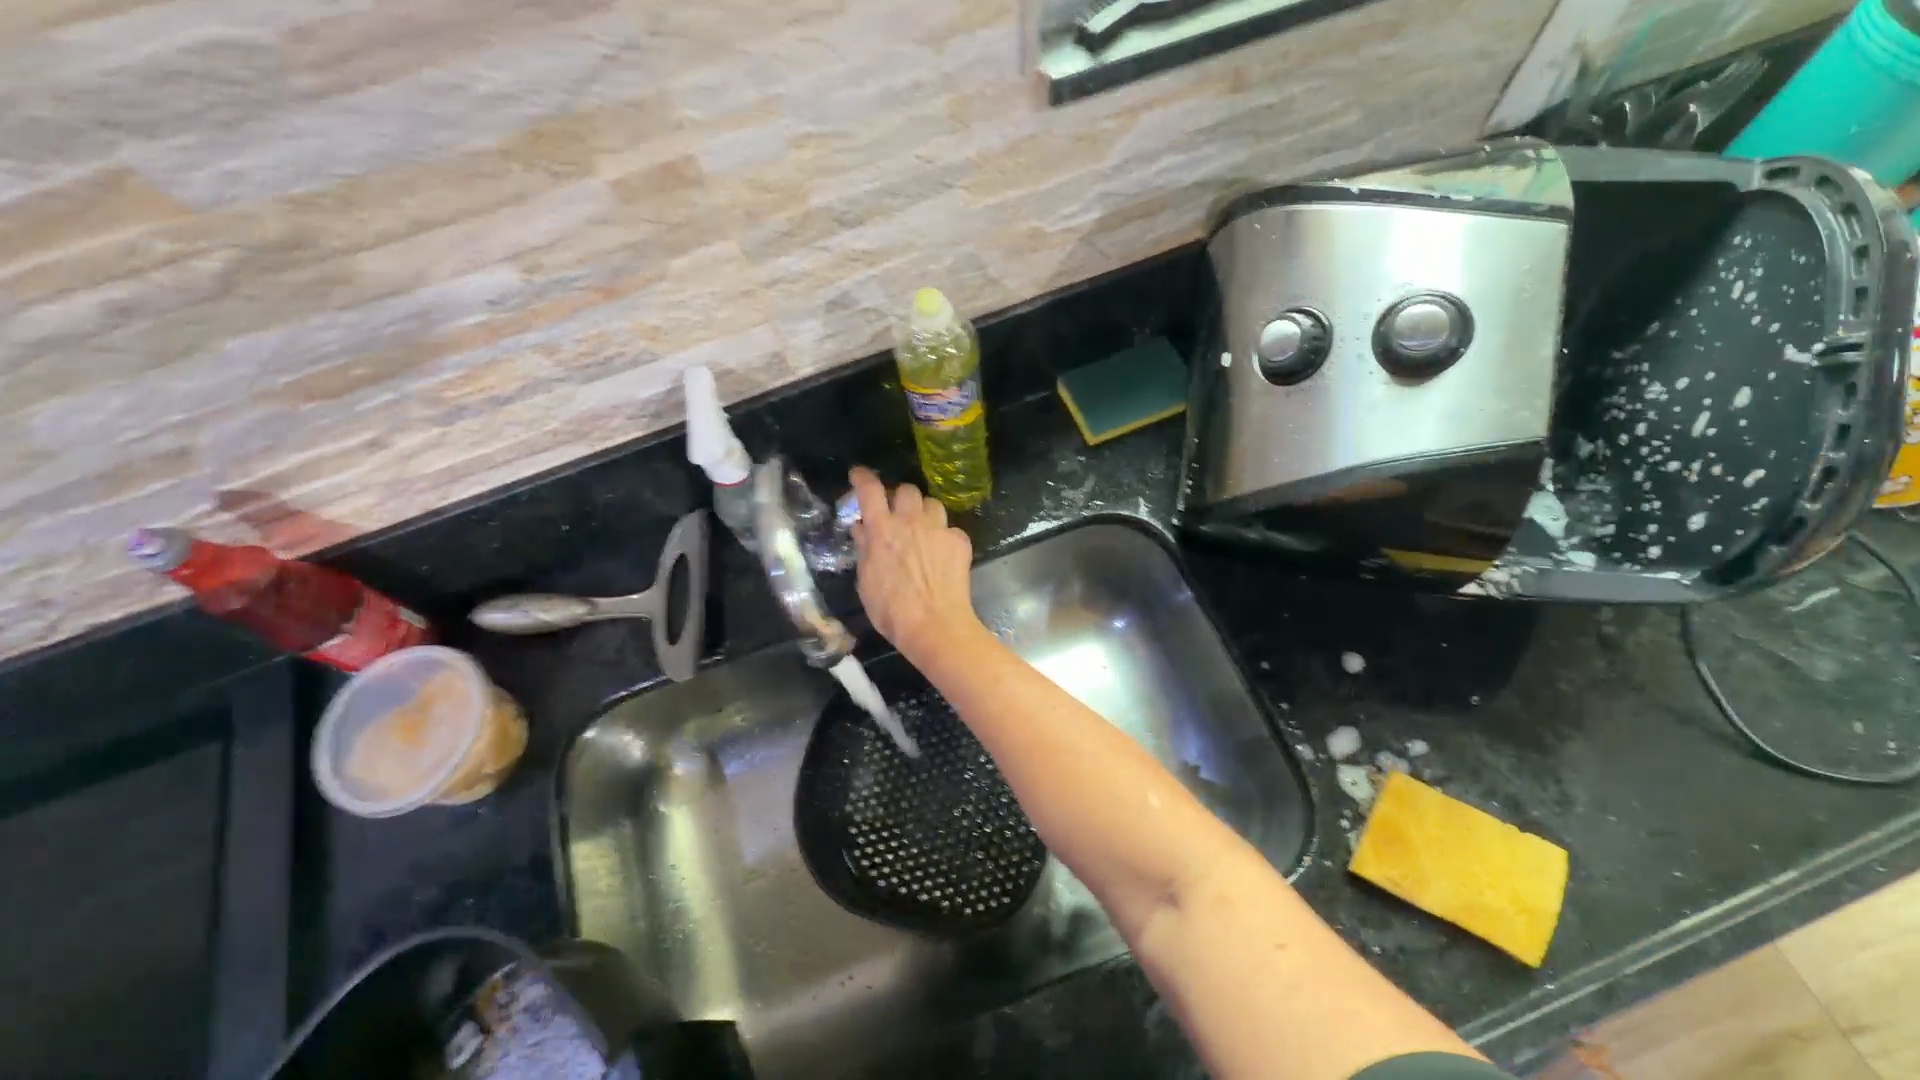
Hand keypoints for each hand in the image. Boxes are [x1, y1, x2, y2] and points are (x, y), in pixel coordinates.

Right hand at [847, 467, 979, 660]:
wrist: (935, 625)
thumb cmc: (891, 610)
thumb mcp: (866, 581)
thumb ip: (865, 550)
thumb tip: (862, 529)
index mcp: (882, 529)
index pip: (869, 490)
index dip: (862, 477)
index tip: (859, 475)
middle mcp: (910, 521)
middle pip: (906, 490)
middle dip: (899, 497)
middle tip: (896, 513)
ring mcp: (938, 529)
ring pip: (932, 504)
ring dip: (924, 512)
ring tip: (921, 530)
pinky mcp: (959, 541)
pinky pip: (950, 528)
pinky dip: (944, 536)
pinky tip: (941, 554)